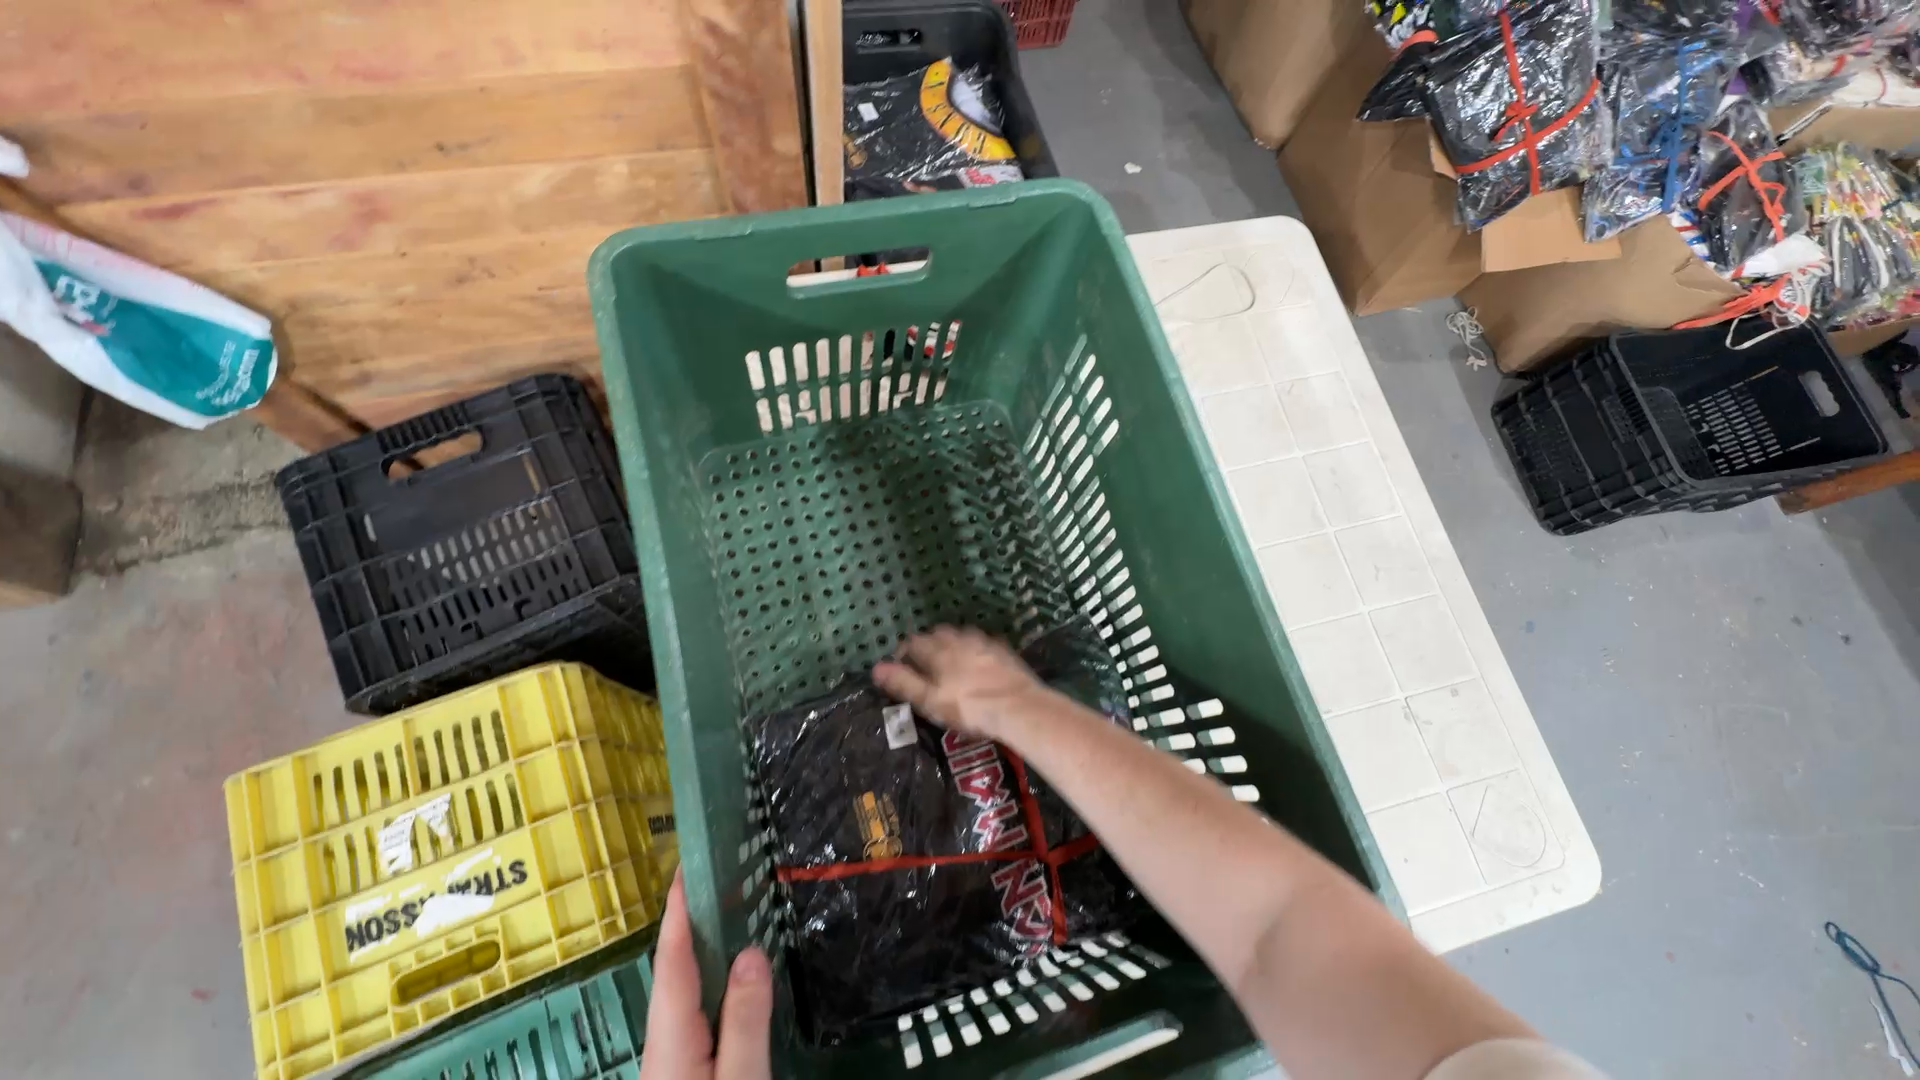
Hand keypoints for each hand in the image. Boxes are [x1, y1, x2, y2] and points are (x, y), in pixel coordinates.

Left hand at [639, 870, 771, 1079]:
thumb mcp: (742, 1078)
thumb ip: (746, 1021)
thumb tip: (752, 953)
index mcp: (671, 1038)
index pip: (672, 961)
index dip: (679, 911)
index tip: (687, 866)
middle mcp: (663, 1040)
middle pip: (674, 970)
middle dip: (691, 920)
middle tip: (718, 873)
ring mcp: (671, 1055)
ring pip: (685, 990)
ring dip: (704, 947)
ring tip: (731, 907)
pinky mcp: (684, 1067)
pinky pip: (697, 1008)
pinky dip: (713, 976)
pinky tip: (733, 971)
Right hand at [872, 626, 1047, 738]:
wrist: (1018, 707)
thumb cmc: (969, 708)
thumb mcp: (930, 700)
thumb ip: (904, 682)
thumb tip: (875, 668)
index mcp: (938, 651)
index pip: (913, 643)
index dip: (904, 652)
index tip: (901, 666)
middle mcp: (959, 640)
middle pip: (938, 634)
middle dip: (929, 644)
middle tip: (926, 663)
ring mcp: (983, 643)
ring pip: (961, 635)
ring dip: (952, 643)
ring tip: (951, 660)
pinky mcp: (1003, 651)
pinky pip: (983, 642)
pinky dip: (975, 648)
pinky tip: (979, 660)